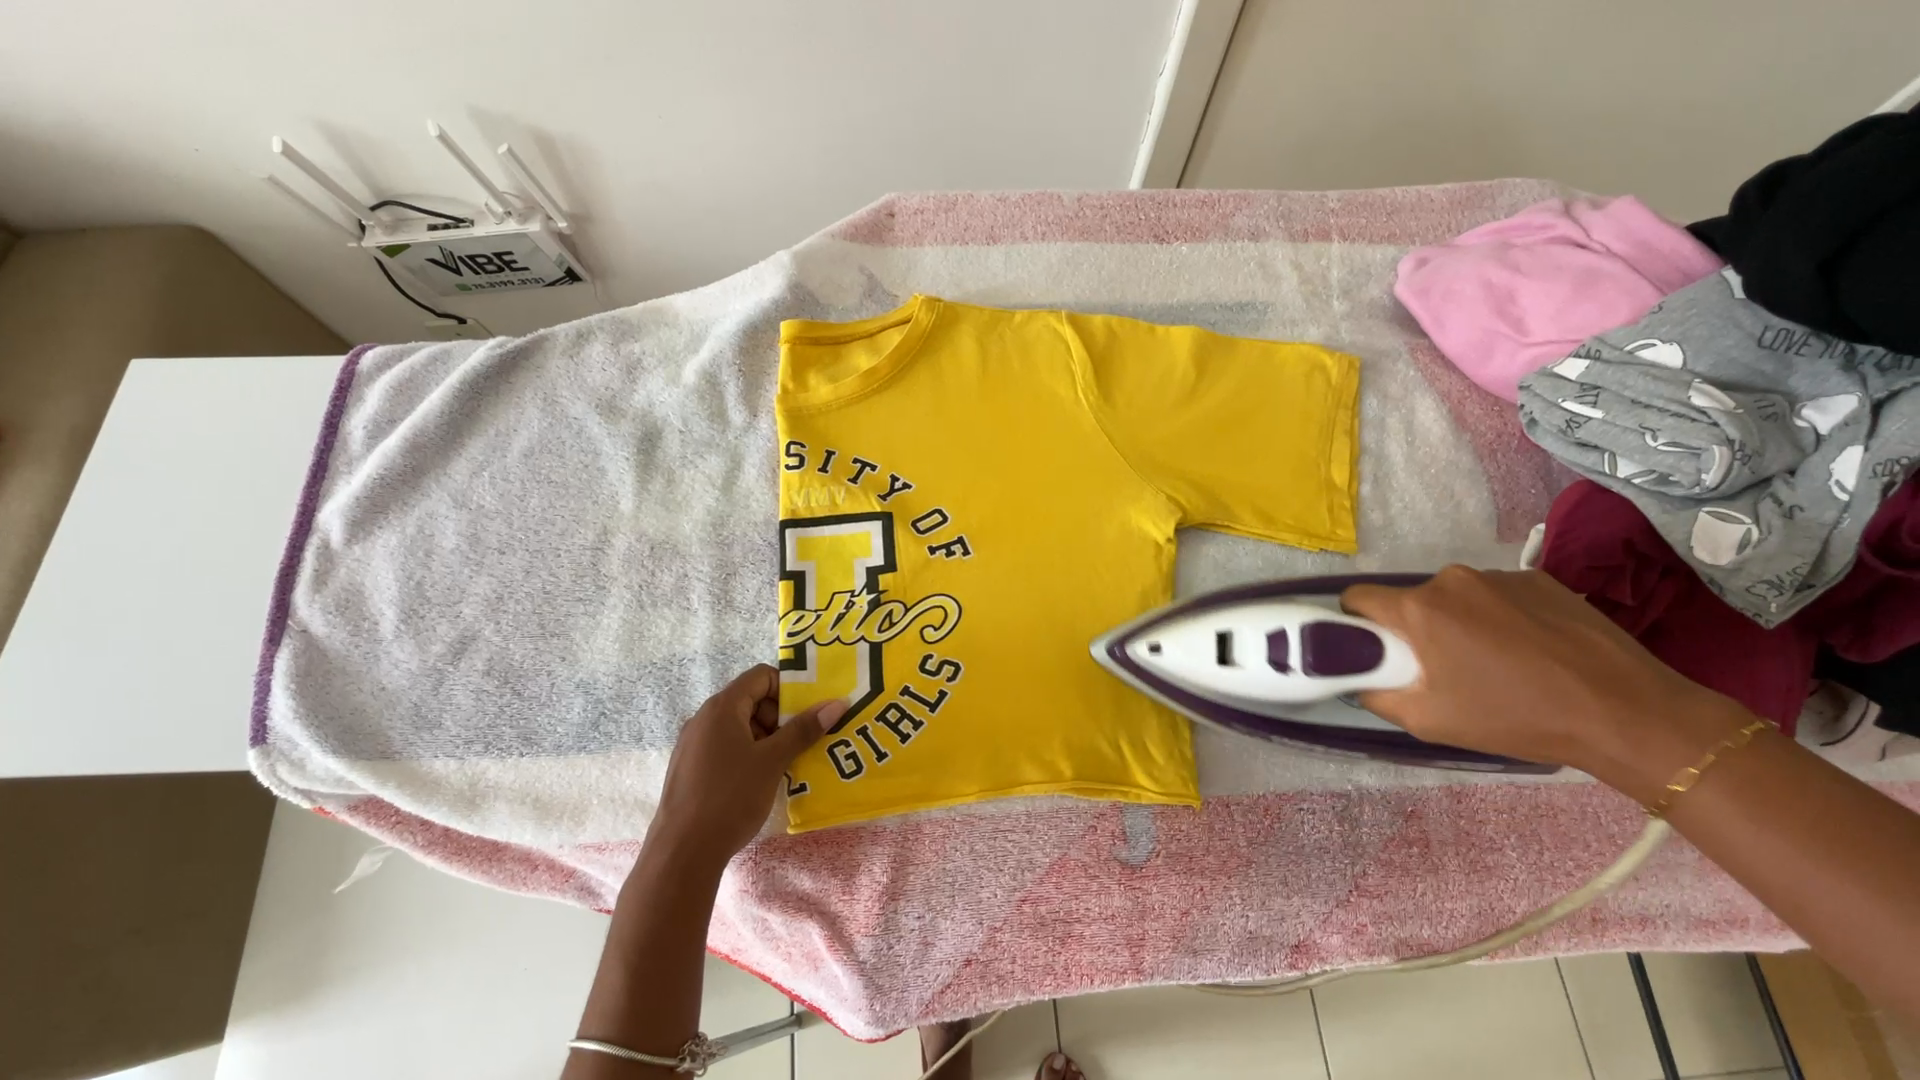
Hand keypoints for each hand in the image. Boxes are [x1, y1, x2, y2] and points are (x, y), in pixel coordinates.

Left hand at [646, 665, 846, 870]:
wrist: (683, 851)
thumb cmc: (731, 797)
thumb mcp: (773, 761)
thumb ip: (803, 729)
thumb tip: (836, 703)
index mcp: (722, 707)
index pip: (761, 676)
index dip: (788, 690)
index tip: (805, 717)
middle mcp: (703, 718)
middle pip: (750, 700)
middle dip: (779, 718)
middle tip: (797, 745)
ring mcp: (693, 743)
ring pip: (739, 726)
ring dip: (766, 739)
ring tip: (782, 766)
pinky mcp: (690, 767)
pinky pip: (725, 746)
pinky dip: (747, 754)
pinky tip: (758, 781)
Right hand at [1341, 567, 1750, 798]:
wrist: (1625, 712)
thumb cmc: (1516, 718)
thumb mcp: (1429, 721)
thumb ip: (1379, 695)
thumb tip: (1362, 679)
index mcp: (1419, 609)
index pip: (1357, 598)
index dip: (1355, 624)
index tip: (1374, 652)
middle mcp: (1452, 580)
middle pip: (1410, 600)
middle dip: (1415, 630)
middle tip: (1441, 670)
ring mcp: (1500, 576)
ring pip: (1455, 598)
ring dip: (1459, 623)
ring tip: (1495, 663)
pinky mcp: (1541, 579)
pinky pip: (1498, 595)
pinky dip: (1499, 618)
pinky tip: (1530, 651)